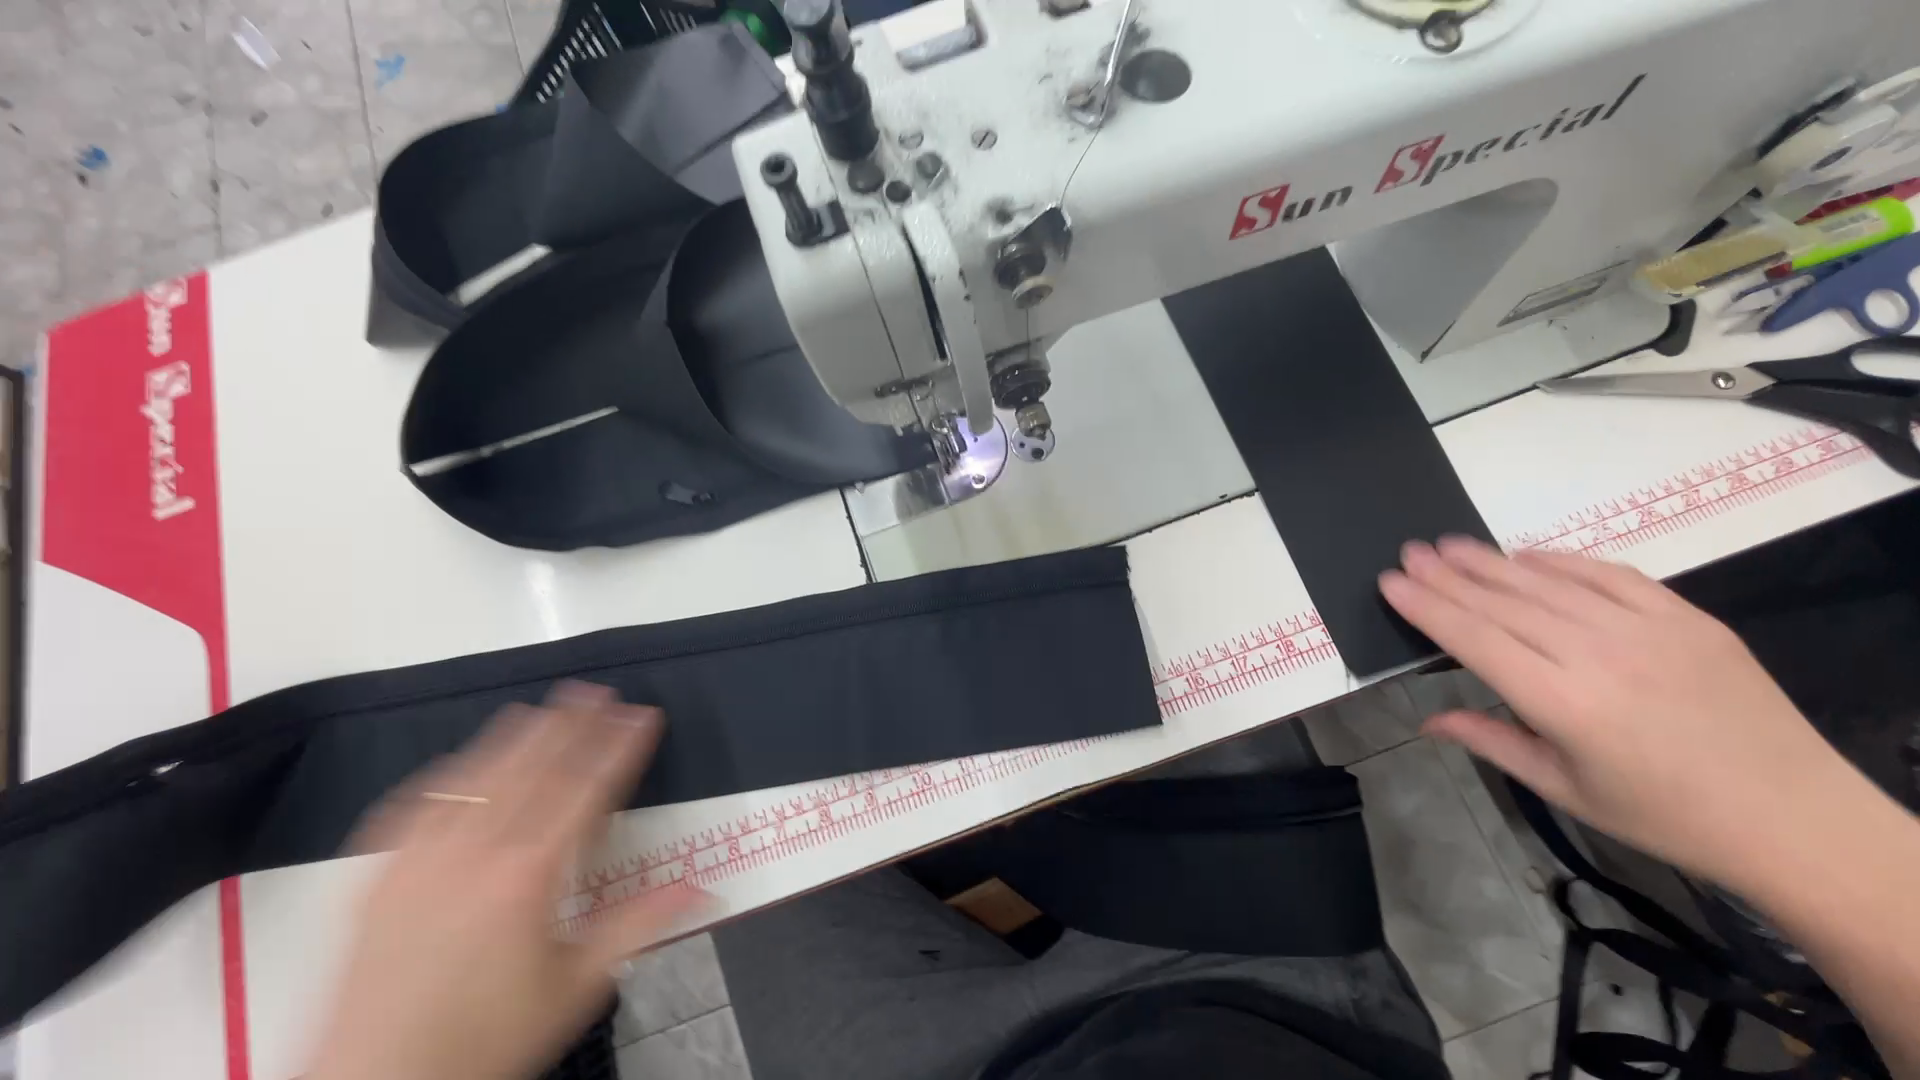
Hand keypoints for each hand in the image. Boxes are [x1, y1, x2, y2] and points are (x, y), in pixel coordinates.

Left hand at [308, 682, 705, 1079]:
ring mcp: (420, 857)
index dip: (619, 746)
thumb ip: (638, 924)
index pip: (587, 788)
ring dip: (518, 735)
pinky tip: (466, 759)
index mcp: (530, 875)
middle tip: (599, 693)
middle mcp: (474, 852)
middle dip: (573, 724)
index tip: (641, 717)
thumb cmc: (482, 1042)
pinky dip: (451, 771)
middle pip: (535, 767)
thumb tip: (699, 887)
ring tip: (546, 706)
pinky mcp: (378, 873)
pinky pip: (419, 801)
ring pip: (479, 774)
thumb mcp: (576, 988)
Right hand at [1378, 537, 1855, 890]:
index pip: (1474, 640)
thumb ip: (1492, 742)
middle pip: (1504, 603)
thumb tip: (1427, 720)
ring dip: (1493, 562)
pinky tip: (1528, 554)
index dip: (1427, 607)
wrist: (1793, 818)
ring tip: (1450, 545)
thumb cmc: (1664, 816)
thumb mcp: (1566, 789)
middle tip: (1409, 551)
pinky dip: (1564, 561)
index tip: (1390, 581)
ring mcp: (1648, 631)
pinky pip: (1612, 576)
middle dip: (1449, 575)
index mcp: (1563, 704)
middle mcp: (1599, 655)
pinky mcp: (1688, 619)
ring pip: (1550, 584)